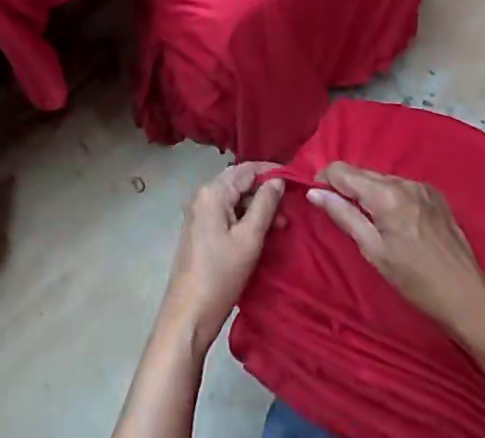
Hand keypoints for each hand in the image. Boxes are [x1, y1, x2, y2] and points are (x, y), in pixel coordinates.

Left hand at [161, 163, 286, 348]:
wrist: (188, 316)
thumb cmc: (221, 275)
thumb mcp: (249, 238)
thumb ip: (265, 204)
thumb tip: (278, 180)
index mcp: (213, 192)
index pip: (247, 168)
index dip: (273, 172)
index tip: (296, 181)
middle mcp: (203, 196)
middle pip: (240, 182)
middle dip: (266, 191)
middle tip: (291, 206)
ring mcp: (199, 213)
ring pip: (235, 198)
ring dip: (258, 207)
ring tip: (282, 224)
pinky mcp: (201, 230)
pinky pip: (228, 213)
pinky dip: (246, 218)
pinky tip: (263, 232)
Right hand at [308, 162, 484, 327]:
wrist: (465, 293)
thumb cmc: (414, 280)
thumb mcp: (373, 251)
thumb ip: (343, 216)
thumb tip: (314, 192)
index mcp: (386, 194)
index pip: (343, 171)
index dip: (325, 180)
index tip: (316, 196)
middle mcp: (404, 181)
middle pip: (363, 172)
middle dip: (346, 186)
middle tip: (337, 211)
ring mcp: (422, 185)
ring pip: (382, 178)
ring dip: (368, 191)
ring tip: (365, 219)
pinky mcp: (435, 194)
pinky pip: (401, 186)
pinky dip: (389, 195)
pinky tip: (392, 219)